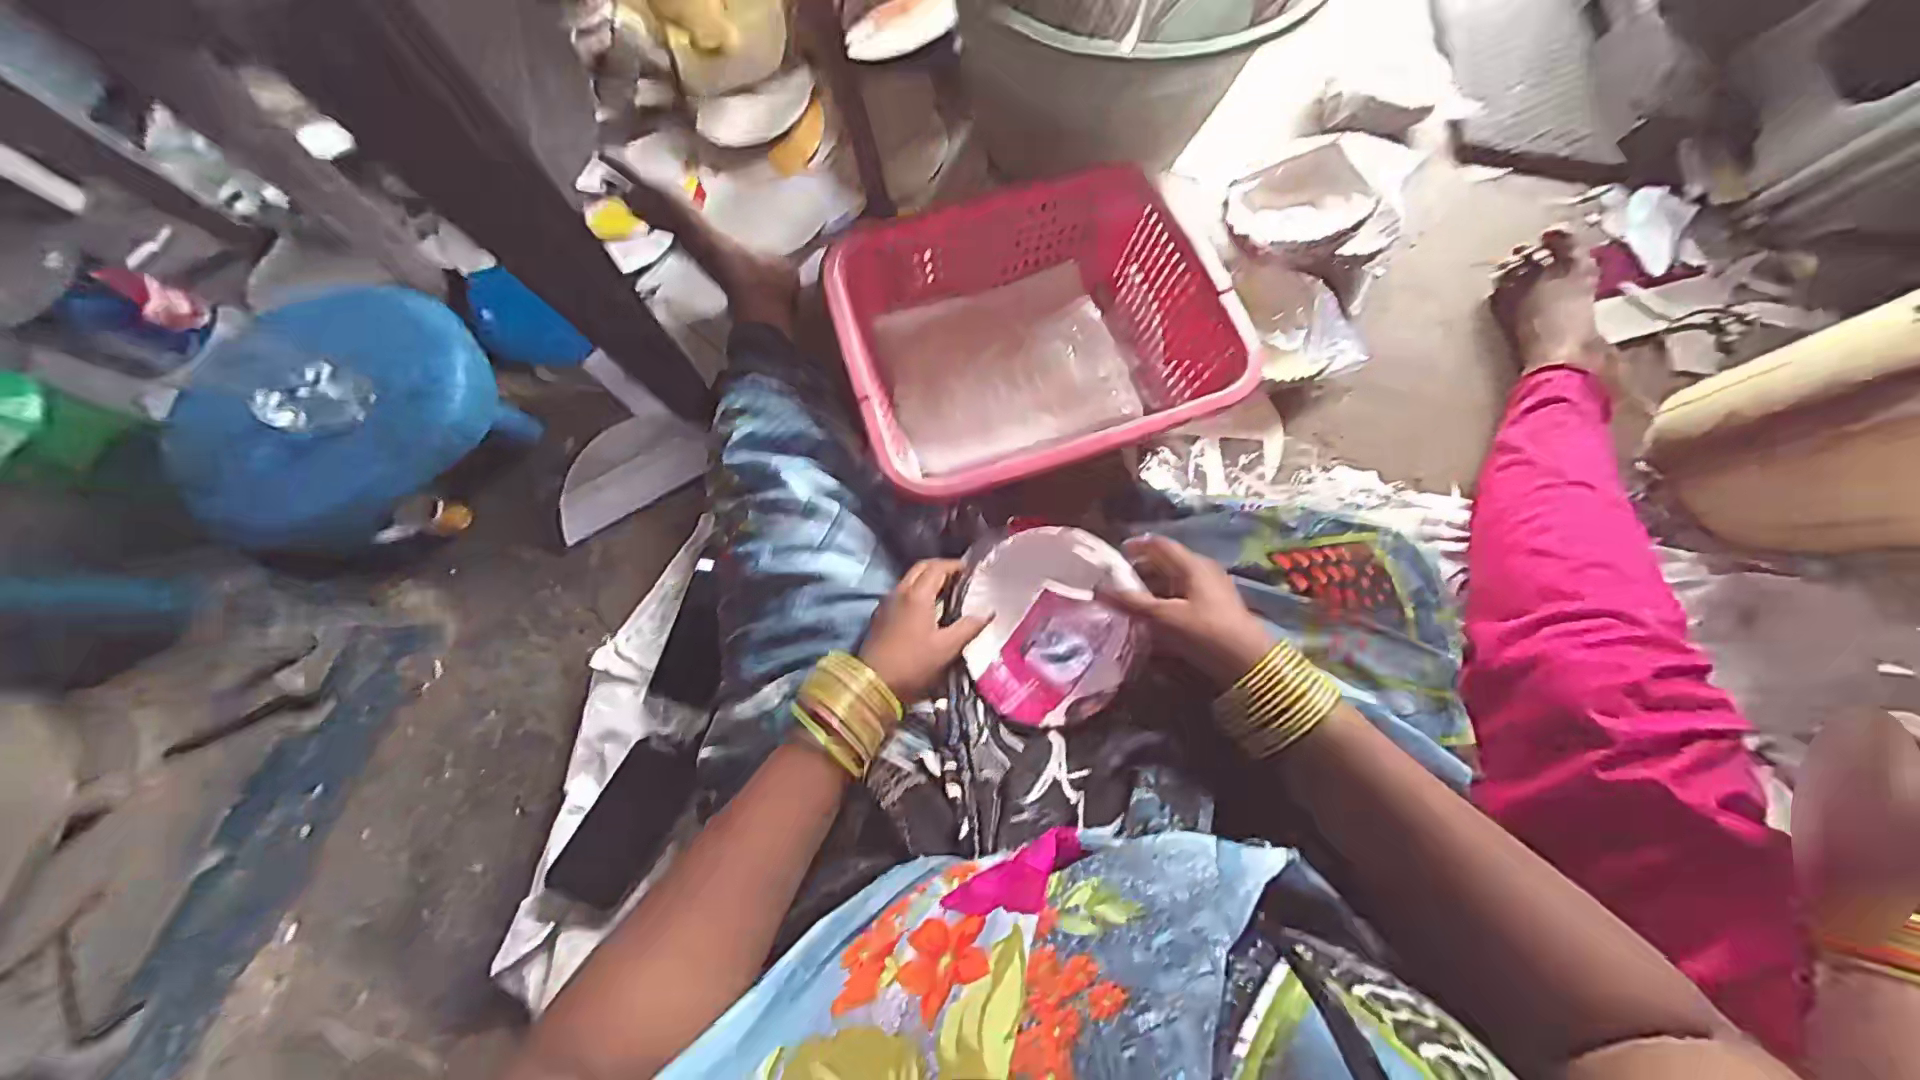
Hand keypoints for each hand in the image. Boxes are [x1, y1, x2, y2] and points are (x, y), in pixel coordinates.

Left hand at [859, 559, 990, 703]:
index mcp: (917, 595)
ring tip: (945, 591)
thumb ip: (968, 627)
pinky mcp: (880, 615)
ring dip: (927, 578)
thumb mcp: (946, 648)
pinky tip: (926, 607)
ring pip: (909, 579)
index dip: (954, 565)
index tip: (969, 570)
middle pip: (921, 568)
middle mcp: (899, 591)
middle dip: (940, 567)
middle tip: (958, 576)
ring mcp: (887, 602)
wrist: (873, 682)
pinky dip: (916, 591)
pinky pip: (901, 592)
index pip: (937, 567)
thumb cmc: (912, 664)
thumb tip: (987, 613)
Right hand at [1100, 534, 1272, 688]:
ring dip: (1152, 587)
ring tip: (1131, 601)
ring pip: (1174, 580)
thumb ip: (1131, 602)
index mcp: (1191, 565)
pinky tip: (1153, 616)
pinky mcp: (1214, 607)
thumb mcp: (1163, 617)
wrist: (1248, 662)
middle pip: (1166, 561)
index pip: (1158, 544)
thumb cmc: (1204, 632)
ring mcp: (1211, 589)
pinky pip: (1183, 595)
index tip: (1115, 555)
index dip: (1135, 546)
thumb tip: (1098, 589)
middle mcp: (1202, 570)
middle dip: (1140, 569)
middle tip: (1118, 582)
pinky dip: (1164, 600)